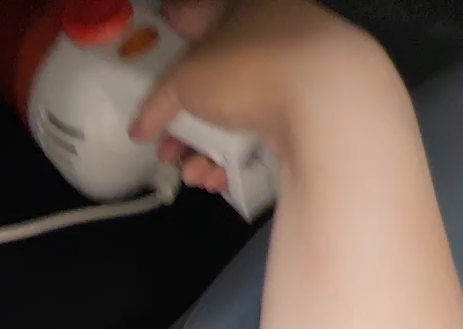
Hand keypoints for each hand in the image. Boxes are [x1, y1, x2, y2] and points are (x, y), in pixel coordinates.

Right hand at [129, 0, 384, 192]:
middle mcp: (268, 37)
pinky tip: (216, 177)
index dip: (168, 30)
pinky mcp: (300, 116)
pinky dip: (230, 161)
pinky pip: (253, 139)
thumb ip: (155, 104)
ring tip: (191, 172)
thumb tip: (139, 129)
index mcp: (242, 9)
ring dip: (202, 150)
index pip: (194, 14)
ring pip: (229, 117)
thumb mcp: (184, 80)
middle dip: (181, 119)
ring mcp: (287, 77)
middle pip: (210, 81)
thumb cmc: (247, 69)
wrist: (323, 102)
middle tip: (163, 145)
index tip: (147, 48)